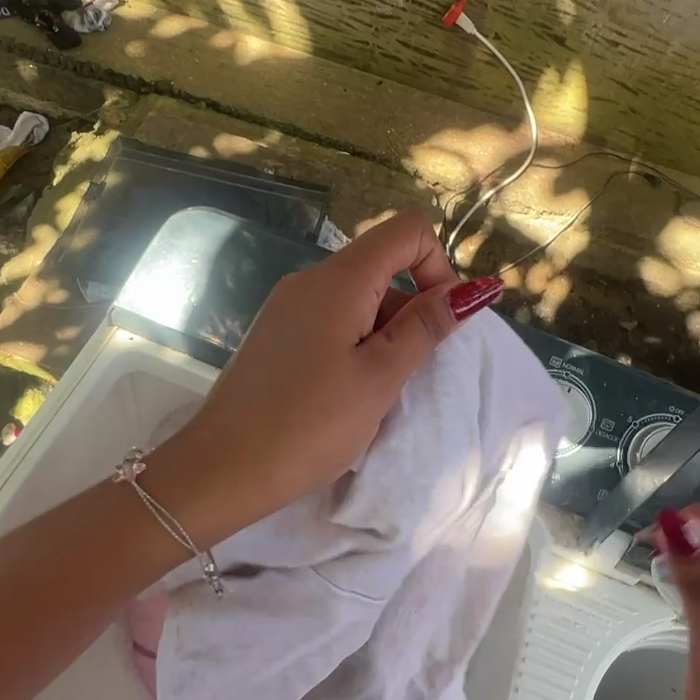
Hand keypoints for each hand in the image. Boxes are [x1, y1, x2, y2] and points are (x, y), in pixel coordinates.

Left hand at [147, 210, 502, 544]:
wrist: (222, 469)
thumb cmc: (310, 424)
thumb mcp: (380, 376)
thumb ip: (427, 326)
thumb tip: (477, 288)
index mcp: (339, 279)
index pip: (407, 230)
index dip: (438, 267)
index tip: (439, 323)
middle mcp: (310, 281)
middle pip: (382, 268)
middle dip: (411, 313)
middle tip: (403, 378)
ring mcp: (288, 308)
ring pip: (358, 302)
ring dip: (383, 339)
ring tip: (372, 398)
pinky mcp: (276, 336)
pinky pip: (332, 325)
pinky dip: (355, 349)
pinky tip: (345, 398)